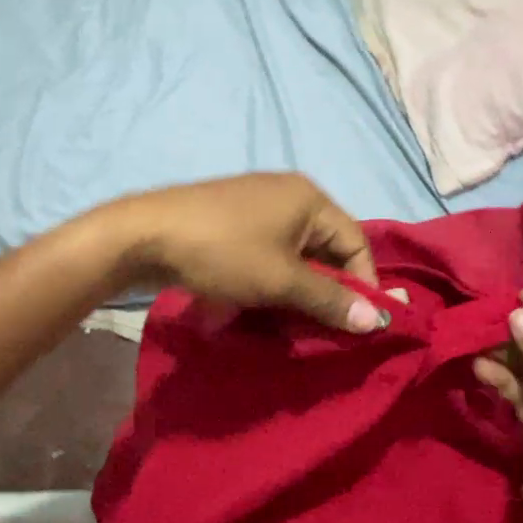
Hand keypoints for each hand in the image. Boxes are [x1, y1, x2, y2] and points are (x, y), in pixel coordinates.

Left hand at [101, 173, 384, 332]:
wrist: (143, 236)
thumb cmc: (223, 252)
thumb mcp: (282, 281)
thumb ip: (330, 300)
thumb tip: (379, 320)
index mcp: (309, 198)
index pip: (356, 242)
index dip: (363, 284)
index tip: (358, 323)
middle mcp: (289, 194)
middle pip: (326, 248)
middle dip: (327, 289)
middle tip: (325, 328)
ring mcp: (257, 206)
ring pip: (295, 254)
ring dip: (297, 289)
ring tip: (291, 323)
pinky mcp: (232, 221)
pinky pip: (267, 253)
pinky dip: (271, 280)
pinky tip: (260, 307)